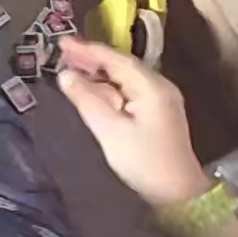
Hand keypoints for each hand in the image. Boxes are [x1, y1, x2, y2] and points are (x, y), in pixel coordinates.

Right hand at [56, 37, 214, 207]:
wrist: (177, 195)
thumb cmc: (143, 162)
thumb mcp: (109, 130)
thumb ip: (86, 100)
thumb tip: (65, 75)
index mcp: (150, 87)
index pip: (115, 59)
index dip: (87, 50)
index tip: (61, 42)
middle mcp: (157, 87)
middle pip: (120, 65)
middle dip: (90, 58)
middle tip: (61, 51)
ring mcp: (158, 99)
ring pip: (122, 77)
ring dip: (96, 72)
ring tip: (69, 66)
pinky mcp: (154, 113)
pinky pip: (126, 90)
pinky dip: (105, 86)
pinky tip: (89, 88)